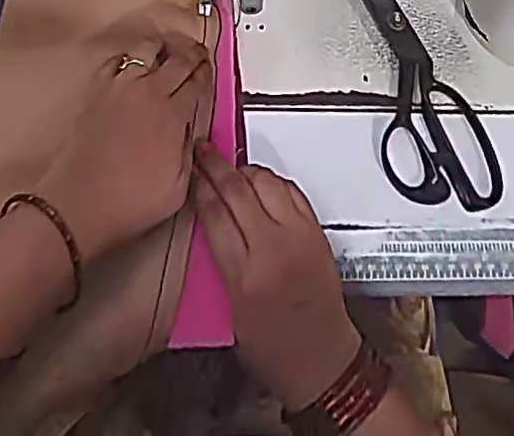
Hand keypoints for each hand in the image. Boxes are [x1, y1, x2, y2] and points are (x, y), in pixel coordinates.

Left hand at [39, 37, 212, 260]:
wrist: (79, 204)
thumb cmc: (126, 201)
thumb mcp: (178, 188)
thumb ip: (190, 153)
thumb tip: (192, 134)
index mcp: (173, 116)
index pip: (197, 81)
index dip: (205, 73)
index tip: (207, 71)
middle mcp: (149, 94)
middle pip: (179, 60)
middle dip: (192, 55)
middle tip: (196, 54)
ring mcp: (121, 88)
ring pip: (148, 50)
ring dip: (162, 48)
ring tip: (166, 50)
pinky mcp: (97, 91)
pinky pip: (116, 60)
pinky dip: (127, 57)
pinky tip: (131, 64)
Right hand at [193, 143, 360, 410]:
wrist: (323, 363)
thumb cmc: (274, 348)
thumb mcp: (231, 310)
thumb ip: (219, 262)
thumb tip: (208, 217)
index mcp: (244, 276)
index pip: (214, 213)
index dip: (199, 186)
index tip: (189, 172)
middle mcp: (273, 249)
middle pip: (237, 190)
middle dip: (215, 165)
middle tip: (203, 150)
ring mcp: (298, 236)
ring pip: (266, 182)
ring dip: (244, 169)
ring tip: (231, 166)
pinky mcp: (317, 232)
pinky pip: (292, 190)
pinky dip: (274, 180)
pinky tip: (262, 181)